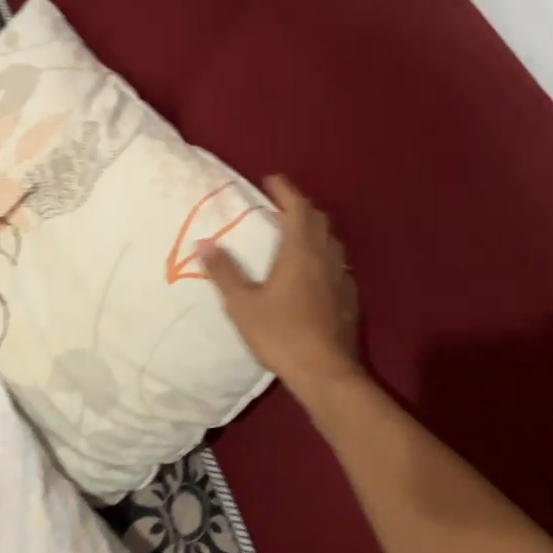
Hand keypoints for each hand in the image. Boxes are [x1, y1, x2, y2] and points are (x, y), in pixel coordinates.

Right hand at [201, 175, 362, 395]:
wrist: (325, 372)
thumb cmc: (280, 333)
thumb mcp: (242, 303)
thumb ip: (224, 271)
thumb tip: (203, 244)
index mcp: (300, 251)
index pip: (297, 208)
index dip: (285, 191)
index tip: (271, 180)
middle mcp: (326, 257)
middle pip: (318, 220)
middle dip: (300, 207)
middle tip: (280, 206)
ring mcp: (342, 278)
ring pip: (331, 241)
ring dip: (315, 230)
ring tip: (296, 233)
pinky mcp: (349, 298)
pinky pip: (337, 263)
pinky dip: (323, 254)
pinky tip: (314, 270)